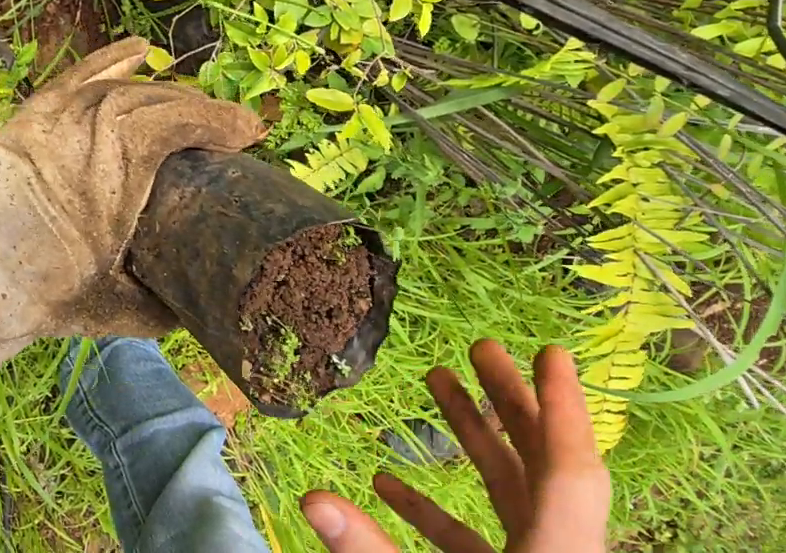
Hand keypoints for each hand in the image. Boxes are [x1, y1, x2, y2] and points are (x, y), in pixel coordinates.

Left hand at [0, 37, 264, 338]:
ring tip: (188, 104)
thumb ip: (164, 303)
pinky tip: (138, 51)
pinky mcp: (25, 120)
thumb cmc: (36, 297)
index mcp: (113, 172)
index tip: (250, 132)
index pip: (174, 123)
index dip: (217, 121)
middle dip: (196, 109)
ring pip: (114, 90)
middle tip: (227, 128)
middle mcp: (82, 134)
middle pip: (149, 102)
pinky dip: (107, 63)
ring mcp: (49, 122)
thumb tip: (196, 301)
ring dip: (158, 93)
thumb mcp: (116, 309)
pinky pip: (73, 80)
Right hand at [300, 340, 611, 552]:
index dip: (561, 410)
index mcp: (555, 552)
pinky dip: (435, 506)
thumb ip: (372, 550)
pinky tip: (385, 482)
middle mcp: (555, 552)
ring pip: (513, 493)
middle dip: (512, 403)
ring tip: (436, 379)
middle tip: (482, 347)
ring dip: (474, 436)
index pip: (568, 470)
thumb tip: (311, 498)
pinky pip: (478, 535)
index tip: (554, 354)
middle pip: (542, 468)